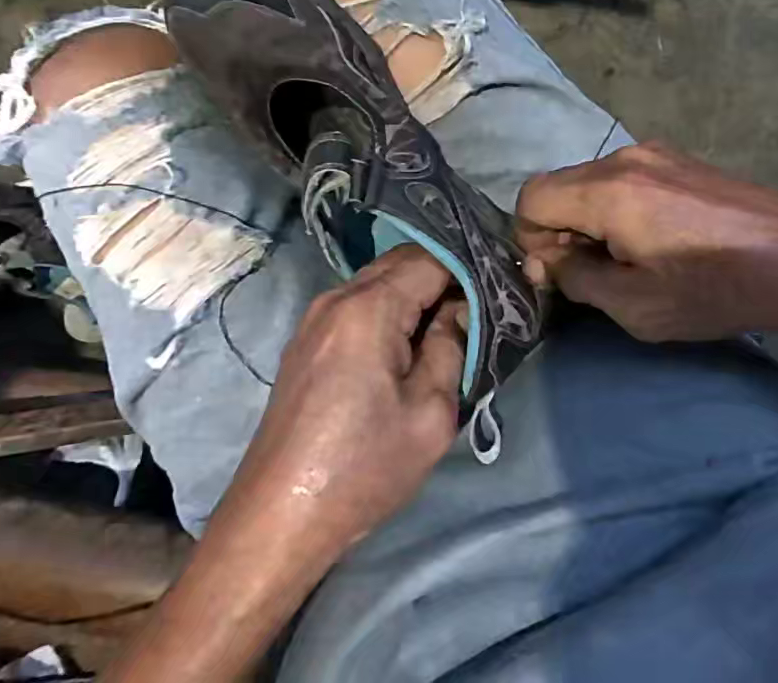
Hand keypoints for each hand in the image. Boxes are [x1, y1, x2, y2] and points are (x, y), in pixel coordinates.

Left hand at [220, 244, 465, 549]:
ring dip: (415, 292)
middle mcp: (337, 298)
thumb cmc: (363, 467)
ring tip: (449, 325)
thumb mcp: (431, 413)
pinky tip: (408, 341)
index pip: (430, 259)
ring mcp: (315, 318)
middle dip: (443, 275)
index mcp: (368, 308)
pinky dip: (389, 308)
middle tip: (478, 308)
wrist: (279, 517)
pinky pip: (358, 303)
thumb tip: (460, 309)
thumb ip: (451, 346)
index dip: (468, 268)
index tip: (498, 289)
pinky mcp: (306, 340)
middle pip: (401, 261)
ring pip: (378, 280)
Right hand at [516, 143, 777, 342]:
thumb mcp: (636, 305)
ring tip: (624, 260)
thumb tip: (548, 260)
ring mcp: (654, 154)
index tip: (557, 275)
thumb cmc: (717, 289)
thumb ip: (577, 277)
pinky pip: (621, 179)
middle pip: (559, 187)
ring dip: (587, 220)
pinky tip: (652, 240)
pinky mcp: (677, 159)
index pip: (531, 199)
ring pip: (589, 182)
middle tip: (589, 274)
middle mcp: (624, 158)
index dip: (530, 240)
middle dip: (558, 231)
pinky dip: (614, 208)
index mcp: (608, 190)